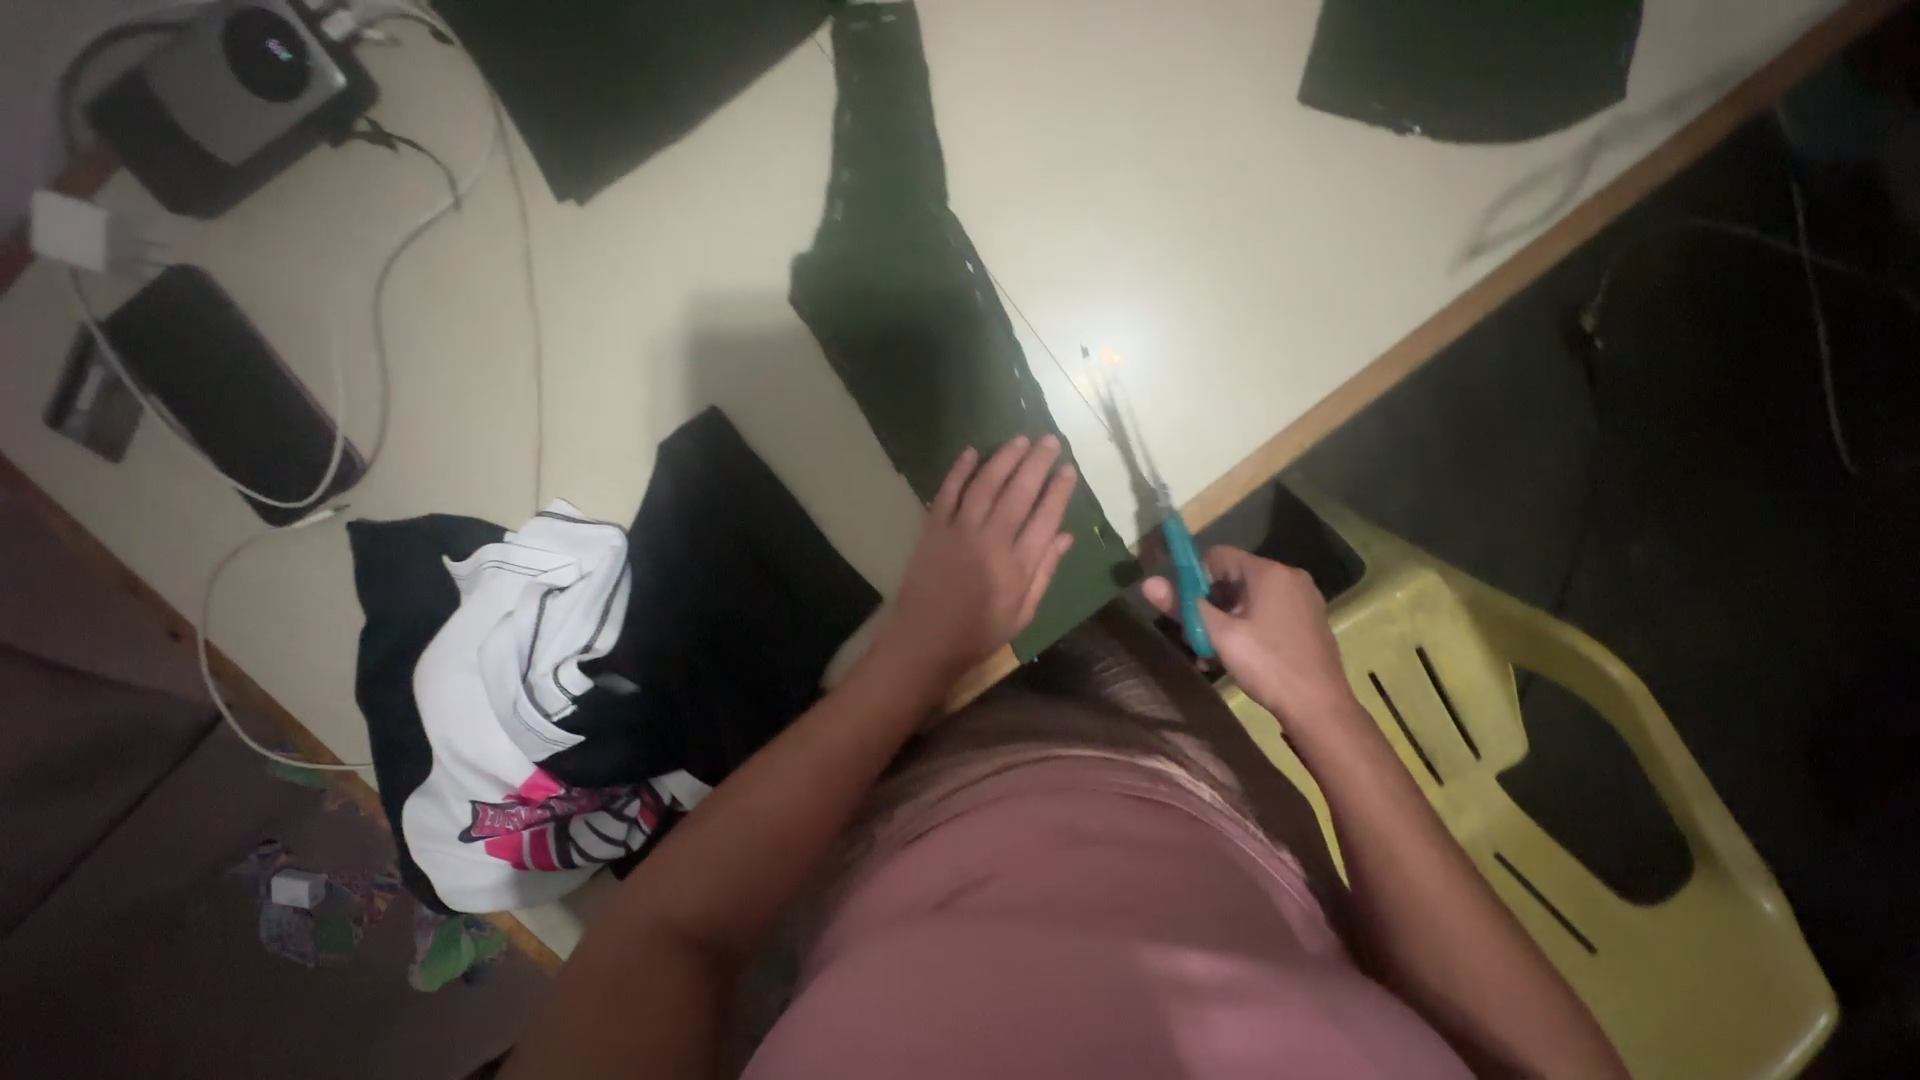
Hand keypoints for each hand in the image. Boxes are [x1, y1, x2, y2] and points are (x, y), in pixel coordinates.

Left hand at [878, 437, 1077, 682]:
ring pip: (986, 485)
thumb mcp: (1022, 614)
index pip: (1046, 517)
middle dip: (1037, 463)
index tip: (1069, 469)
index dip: (1059, 491)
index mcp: (1017, 566)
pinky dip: (959, 470)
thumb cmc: (978, 633)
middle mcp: (991, 542)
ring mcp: (959, 532)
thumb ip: (1044, 573)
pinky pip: (947, 493)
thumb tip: (1066, 536)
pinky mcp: (933, 530)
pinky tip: (972, 452)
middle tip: (1050, 441)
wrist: (923, 641)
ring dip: (1004, 459)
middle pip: (1019, 493)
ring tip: (1020, 440)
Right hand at [1143, 546, 1359, 736]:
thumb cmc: (1267, 664)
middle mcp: (1289, 577)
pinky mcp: (1308, 621)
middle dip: (1209, 604)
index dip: (1194, 577)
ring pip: (1249, 599)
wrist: (1319, 707)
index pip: (1218, 555)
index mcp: (1269, 572)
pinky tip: (1235, 656)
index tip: (1186, 608)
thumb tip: (1147, 582)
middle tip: (1195, 637)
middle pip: (1233, 578)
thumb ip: (1184, 606)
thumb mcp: (1218, 635)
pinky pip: (1267, 613)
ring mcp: (1303, 600)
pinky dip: (1247, 627)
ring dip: (1225, 621)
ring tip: (1211, 653)